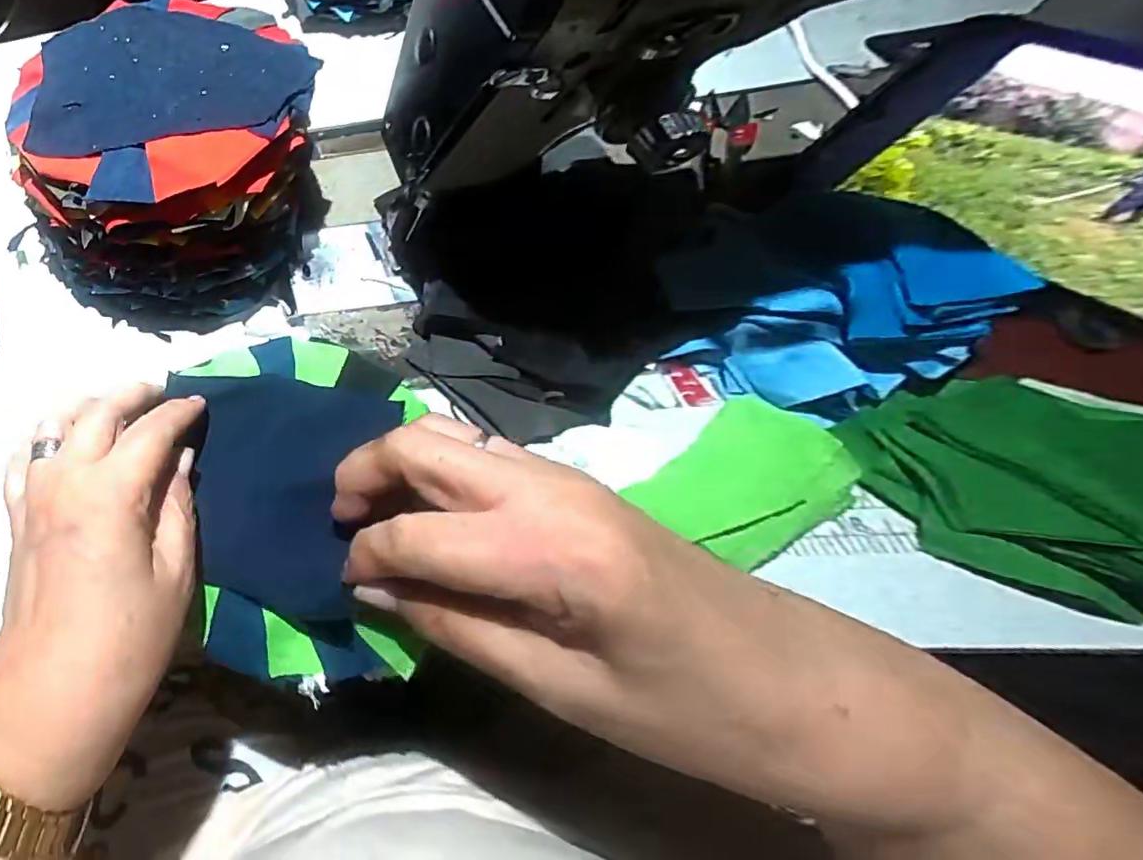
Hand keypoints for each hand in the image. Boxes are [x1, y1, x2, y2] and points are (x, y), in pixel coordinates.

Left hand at [0, 384, 203, 811]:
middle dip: (133, 394)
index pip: (149, 431)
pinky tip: (64, 446)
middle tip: (161, 392)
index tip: (199, 403)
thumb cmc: (126, 642)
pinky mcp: (15, 517)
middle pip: (97, 412)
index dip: (178, 413)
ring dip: (87, 407)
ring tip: (115, 410)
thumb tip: (180, 458)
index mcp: (109, 492)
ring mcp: (32, 495)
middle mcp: (64, 479)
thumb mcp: (174, 574)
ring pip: (52, 424)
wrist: (50, 698)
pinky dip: (45, 439)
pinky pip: (23, 458)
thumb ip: (177, 505)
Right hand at [334, 414, 1142, 856]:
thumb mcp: (561, 692)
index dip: (365, 556)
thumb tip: (376, 592)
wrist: (805, 682)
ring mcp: (560, 471)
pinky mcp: (569, 476)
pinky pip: (477, 448)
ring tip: (370, 506)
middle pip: (420, 445)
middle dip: (362, 472)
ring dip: (395, 459)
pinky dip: (432, 463)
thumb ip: (457, 629)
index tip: (344, 580)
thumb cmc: (687, 711)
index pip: (416, 535)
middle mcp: (546, 487)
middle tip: (338, 518)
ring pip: (446, 431)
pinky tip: (424, 502)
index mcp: (548, 552)